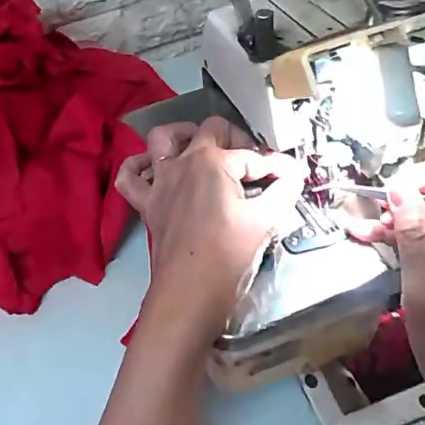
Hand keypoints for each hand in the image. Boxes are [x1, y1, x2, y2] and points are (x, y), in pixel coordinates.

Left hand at [115, 118, 301, 341]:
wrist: (190, 294)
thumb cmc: (229, 255)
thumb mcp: (265, 220)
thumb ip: (284, 189)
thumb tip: (294, 171)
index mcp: (214, 162)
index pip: (252, 155)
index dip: (273, 167)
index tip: (286, 179)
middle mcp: (184, 162)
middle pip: (210, 130)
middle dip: (236, 138)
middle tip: (252, 163)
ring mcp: (161, 181)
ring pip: (163, 139)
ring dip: (183, 135)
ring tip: (202, 146)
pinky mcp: (147, 204)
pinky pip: (131, 176)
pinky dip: (139, 167)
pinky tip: (155, 169)